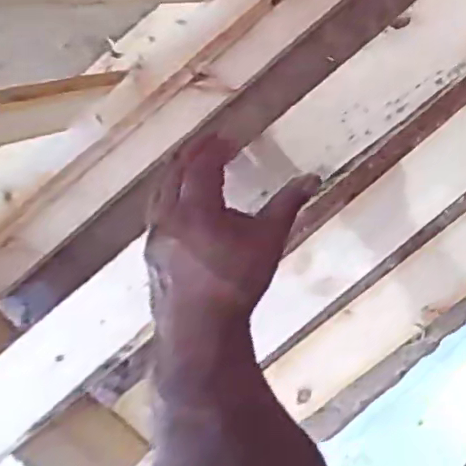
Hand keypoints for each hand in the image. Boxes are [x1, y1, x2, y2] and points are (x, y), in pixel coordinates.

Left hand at [145, 136, 317, 336]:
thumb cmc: (237, 281)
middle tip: (208, 140)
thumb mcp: (270, 239)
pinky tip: (182, 205)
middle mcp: (168, 218)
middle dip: (191, 154)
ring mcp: (155, 238)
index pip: (201, 166)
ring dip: (176, 173)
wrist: (199, 331)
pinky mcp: (152, 255)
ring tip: (191, 164)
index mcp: (195, 209)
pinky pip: (157, 211)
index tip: (227, 135)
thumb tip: (312, 178)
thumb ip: (288, 204)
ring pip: (160, 193)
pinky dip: (170, 195)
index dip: (214, 147)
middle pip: (173, 175)